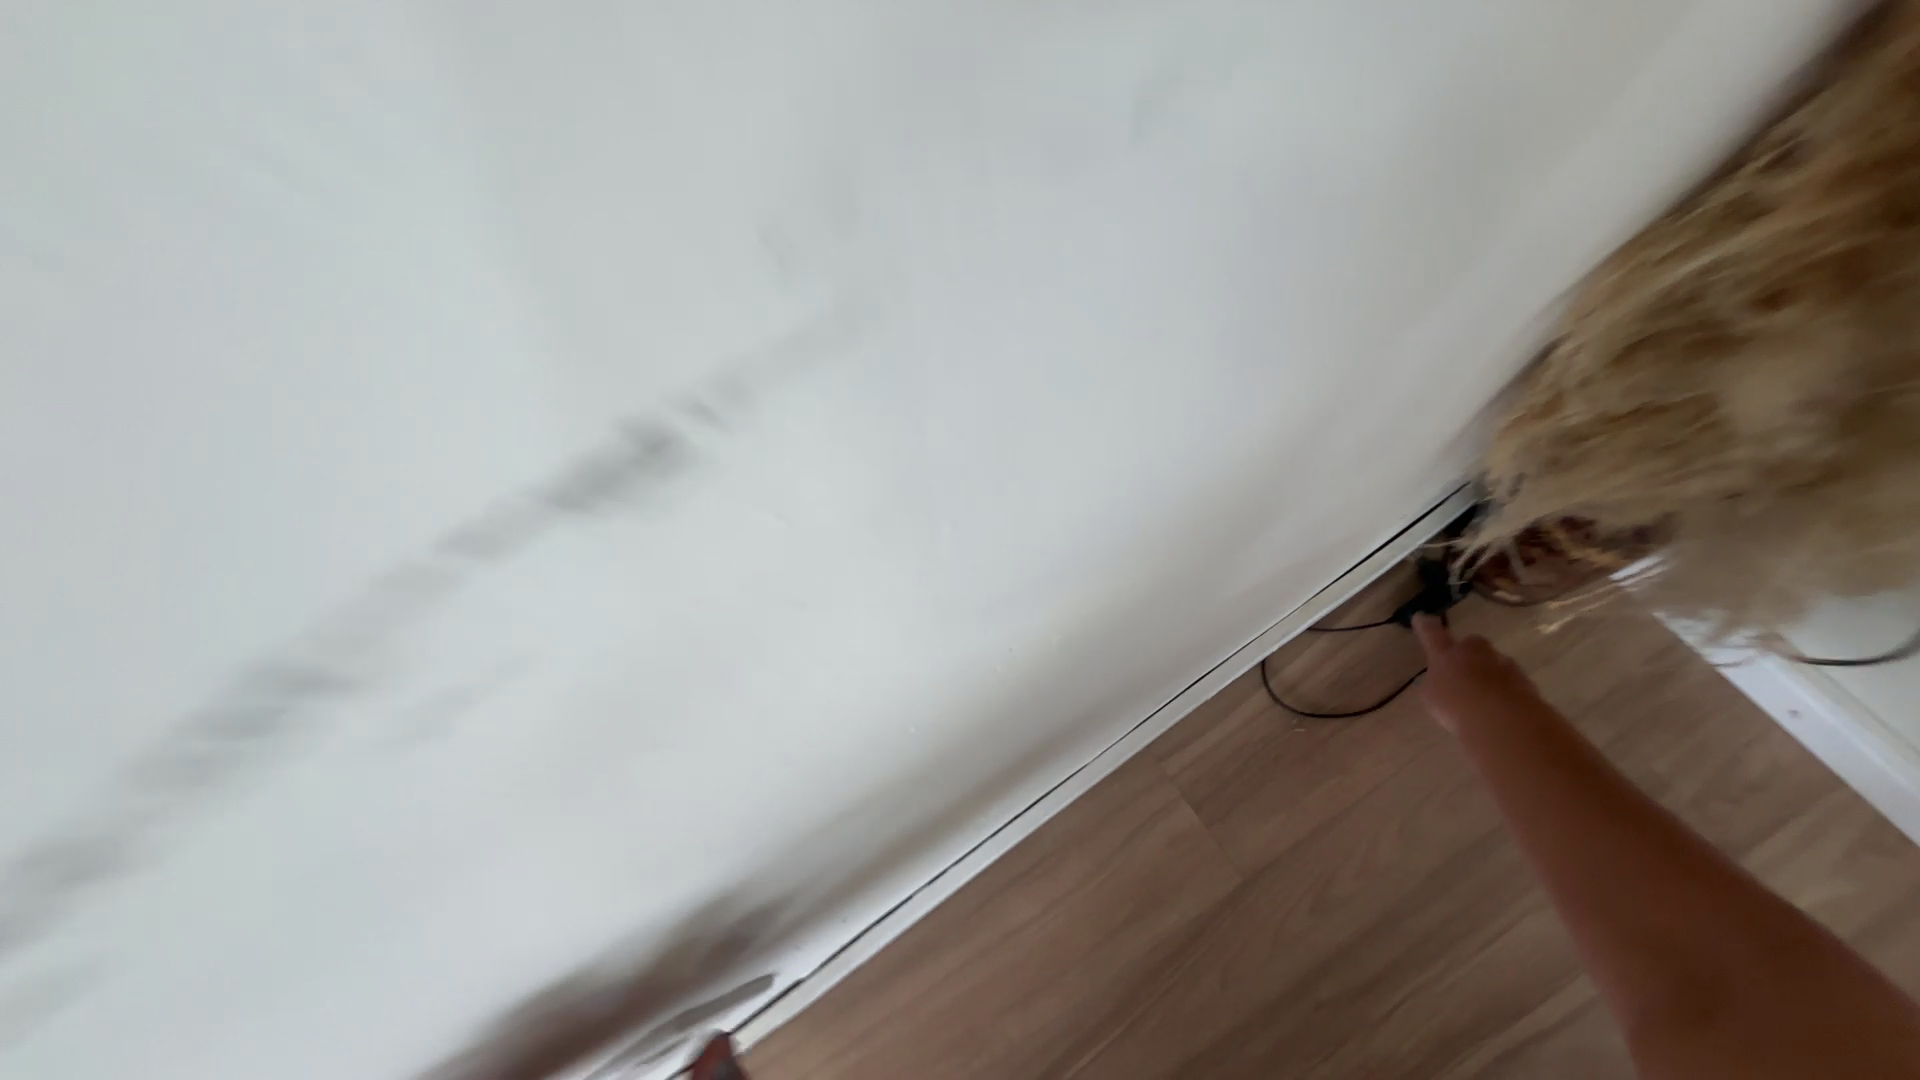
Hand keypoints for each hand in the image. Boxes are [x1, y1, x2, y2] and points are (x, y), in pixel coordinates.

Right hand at [1411, 614, 1541, 733]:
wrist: (1504, 720)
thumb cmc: (1456, 705)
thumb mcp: (1431, 696)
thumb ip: (1435, 682)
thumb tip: (1440, 679)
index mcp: (1445, 654)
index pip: (1432, 634)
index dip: (1426, 626)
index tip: (1421, 616)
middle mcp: (1474, 652)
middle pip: (1471, 644)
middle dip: (1467, 652)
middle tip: (1461, 668)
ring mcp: (1503, 665)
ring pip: (1493, 662)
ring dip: (1487, 672)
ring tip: (1481, 694)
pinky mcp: (1525, 681)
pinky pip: (1509, 681)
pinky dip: (1503, 689)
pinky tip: (1498, 707)